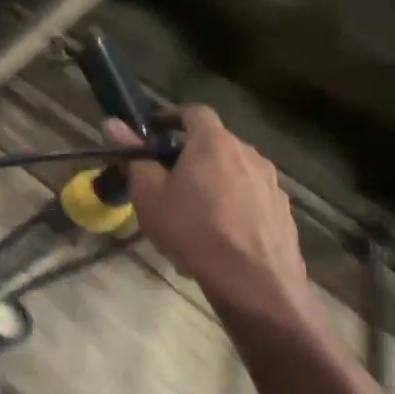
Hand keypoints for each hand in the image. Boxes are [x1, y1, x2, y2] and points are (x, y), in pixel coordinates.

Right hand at [104, 105, 311, 323]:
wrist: (254, 281)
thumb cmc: (192, 229)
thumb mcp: (148, 193)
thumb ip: (134, 155)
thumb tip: (112, 123)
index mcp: (214, 145)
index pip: (194, 112)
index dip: (170, 116)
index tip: (151, 131)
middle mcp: (248, 155)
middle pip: (215, 141)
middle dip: (188, 151)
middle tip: (162, 174)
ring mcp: (271, 183)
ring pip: (232, 168)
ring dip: (210, 176)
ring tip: (188, 205)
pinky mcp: (282, 210)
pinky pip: (248, 193)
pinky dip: (230, 200)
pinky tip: (214, 228)